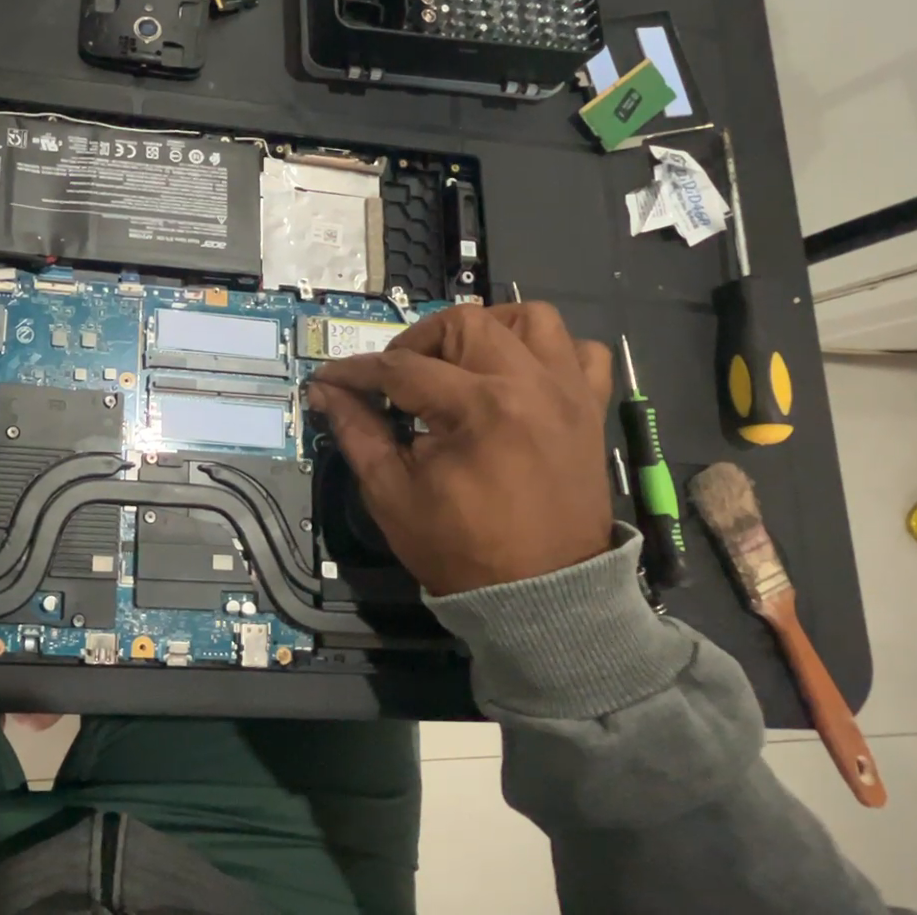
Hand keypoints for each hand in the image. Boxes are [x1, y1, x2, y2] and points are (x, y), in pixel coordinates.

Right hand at [307, 302, 613, 595]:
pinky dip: (547, 352)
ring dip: (485, 332)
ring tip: (457, 366)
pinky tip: (518, 377)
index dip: (356, 371)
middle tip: (394, 381)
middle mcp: (531, 385)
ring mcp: (569, 393)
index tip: (328, 379)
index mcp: (479, 408)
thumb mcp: (391, 492)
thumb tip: (325, 390)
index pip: (402, 367)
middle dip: (415, 344)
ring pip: (531, 319)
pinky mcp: (591, 410)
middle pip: (463, 323)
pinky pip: (581, 352)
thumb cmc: (460, 549)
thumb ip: (357, 431)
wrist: (542, 598)